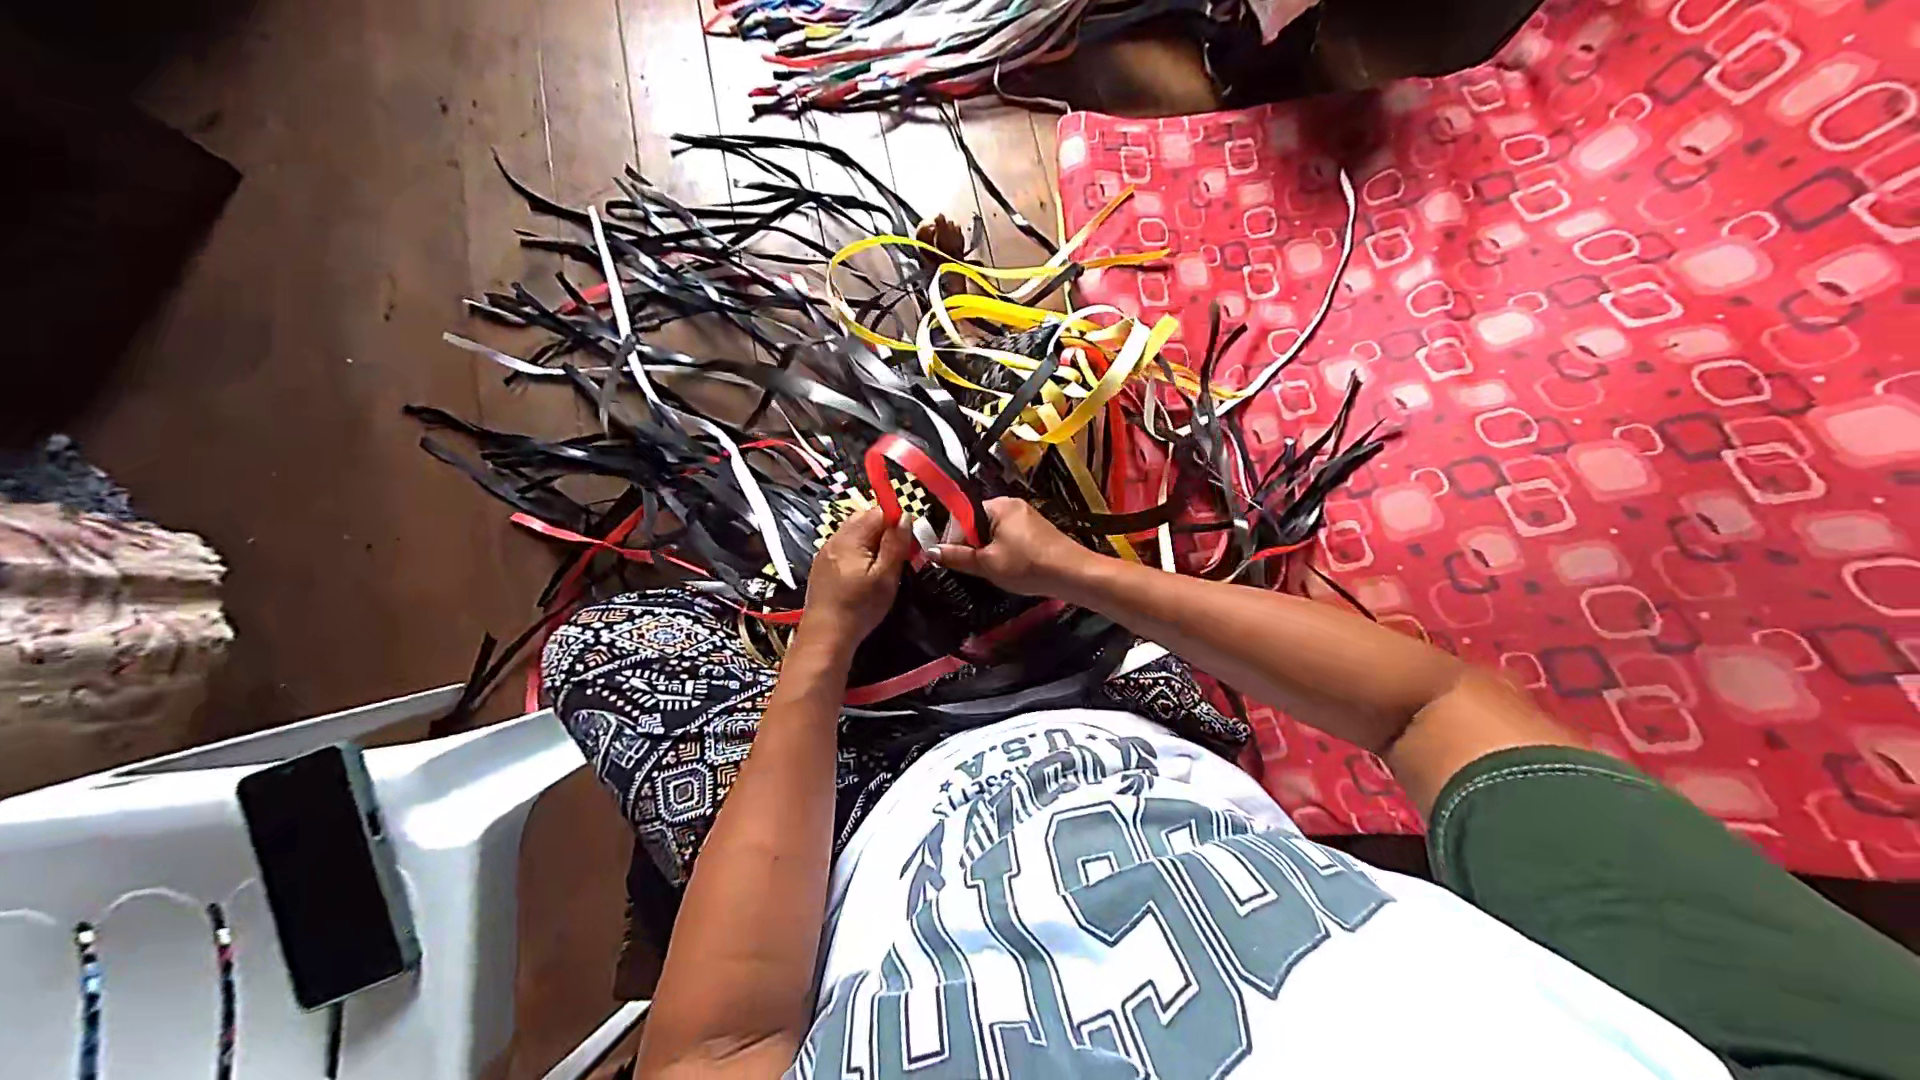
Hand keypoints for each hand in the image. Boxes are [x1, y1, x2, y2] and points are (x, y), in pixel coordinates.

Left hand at [800, 508, 914, 647]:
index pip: (878, 511)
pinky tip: (863, 573)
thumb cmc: (859, 607)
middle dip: (883, 529)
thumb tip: (905, 517)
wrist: (825, 635)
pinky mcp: (822, 565)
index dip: (896, 521)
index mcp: (851, 538)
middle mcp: (835, 538)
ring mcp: (825, 551)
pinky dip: (858, 551)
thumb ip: (896, 544)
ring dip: (871, 540)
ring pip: (853, 532)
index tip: (907, 541)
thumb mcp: (886, 577)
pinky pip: (844, 546)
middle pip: (863, 518)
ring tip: (881, 565)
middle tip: (896, 554)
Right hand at [927, 498, 1092, 596]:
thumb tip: (931, 552)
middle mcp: (1011, 504)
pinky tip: (1007, 568)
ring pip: (992, 532)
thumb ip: (957, 556)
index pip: (961, 515)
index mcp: (998, 505)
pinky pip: (1008, 537)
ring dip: (986, 550)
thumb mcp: (987, 564)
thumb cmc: (1028, 566)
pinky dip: (1002, 552)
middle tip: (971, 568)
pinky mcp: (1036, 531)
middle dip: (970, 545)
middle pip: (976, 522)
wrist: (1073, 574)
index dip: (952, 538)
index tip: (950, 559)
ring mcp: (1026, 517)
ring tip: (991, 570)